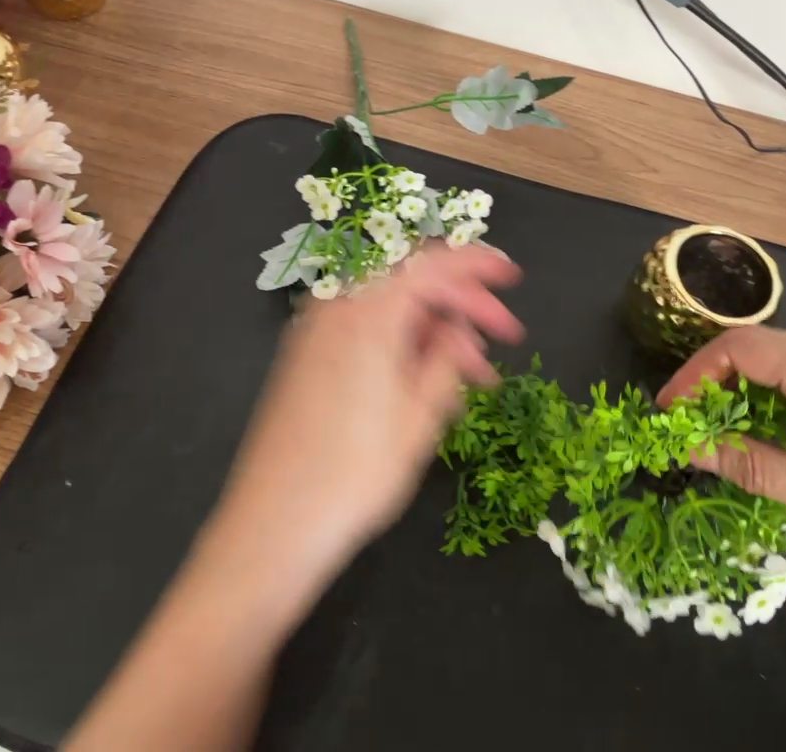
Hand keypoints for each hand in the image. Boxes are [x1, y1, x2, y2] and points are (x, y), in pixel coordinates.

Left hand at [214, 246, 523, 578]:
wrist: (274, 522)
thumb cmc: (355, 474)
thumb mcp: (420, 417)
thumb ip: (446, 356)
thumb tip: (460, 325)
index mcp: (367, 315)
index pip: (430, 264)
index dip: (476, 264)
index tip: (511, 276)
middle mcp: (337, 310)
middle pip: (409, 280)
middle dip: (460, 303)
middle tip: (501, 338)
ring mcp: (316, 333)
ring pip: (389, 308)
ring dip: (433, 329)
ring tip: (471, 375)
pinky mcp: (307, 357)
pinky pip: (365, 330)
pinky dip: (401, 342)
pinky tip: (426, 381)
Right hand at [657, 326, 785, 623]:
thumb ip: (753, 465)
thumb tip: (688, 448)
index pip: (744, 349)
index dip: (694, 375)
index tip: (665, 414)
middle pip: (763, 350)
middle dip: (714, 383)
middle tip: (684, 427)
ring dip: (745, 394)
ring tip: (715, 435)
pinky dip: (778, 404)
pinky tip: (768, 438)